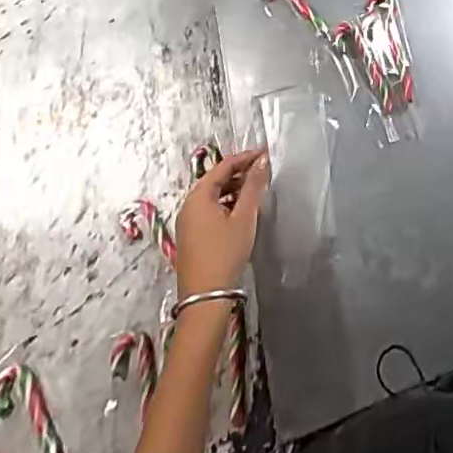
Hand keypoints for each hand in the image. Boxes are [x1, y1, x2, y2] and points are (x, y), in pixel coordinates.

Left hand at [174, 148, 270, 297]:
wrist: (205, 299)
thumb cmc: (225, 254)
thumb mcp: (244, 218)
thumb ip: (253, 187)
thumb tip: (261, 161)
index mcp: (198, 196)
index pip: (223, 166)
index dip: (244, 157)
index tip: (264, 153)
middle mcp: (188, 205)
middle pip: (215, 180)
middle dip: (239, 172)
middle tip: (262, 171)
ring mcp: (187, 222)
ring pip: (212, 196)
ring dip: (233, 189)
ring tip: (255, 190)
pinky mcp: (190, 236)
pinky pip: (209, 210)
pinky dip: (225, 204)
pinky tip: (241, 211)